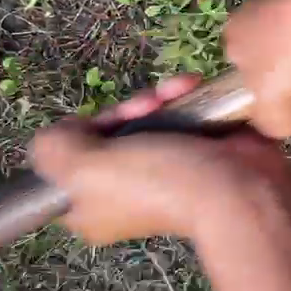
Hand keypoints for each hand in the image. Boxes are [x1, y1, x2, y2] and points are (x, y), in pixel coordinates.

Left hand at [29, 70, 290, 243]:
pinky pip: (188, 113)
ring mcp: (171, 165)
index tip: (105, 123)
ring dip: (160, 96)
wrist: (238, 187)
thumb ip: (52, 146)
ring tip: (179, 88)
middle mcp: (128, 186)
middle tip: (147, 104)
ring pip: (152, 118)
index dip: (84, 132)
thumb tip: (69, 130)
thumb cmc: (158, 183)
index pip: (72, 159)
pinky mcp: (206, 145)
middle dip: (129, 108)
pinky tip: (193, 84)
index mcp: (90, 205)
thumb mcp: (82, 169)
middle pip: (114, 131)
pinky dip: (189, 96)